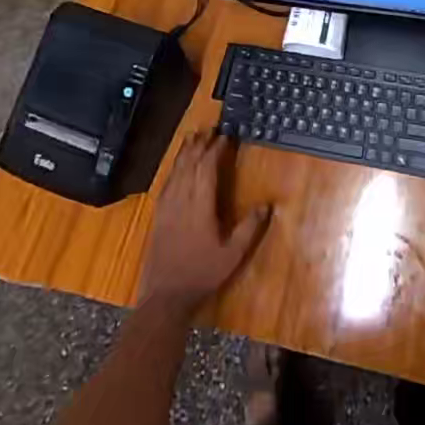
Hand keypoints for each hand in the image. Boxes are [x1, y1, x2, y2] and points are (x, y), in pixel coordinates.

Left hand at [138, 131, 270, 313]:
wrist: (165, 295)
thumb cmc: (202, 274)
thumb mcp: (233, 254)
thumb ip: (250, 228)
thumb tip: (267, 205)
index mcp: (199, 207)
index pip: (205, 169)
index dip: (215, 150)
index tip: (224, 137)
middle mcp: (180, 201)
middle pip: (187, 165)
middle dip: (198, 145)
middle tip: (208, 129)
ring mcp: (166, 208)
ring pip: (174, 172)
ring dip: (184, 153)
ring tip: (192, 138)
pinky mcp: (158, 216)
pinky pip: (165, 184)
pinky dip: (173, 169)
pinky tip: (176, 167)